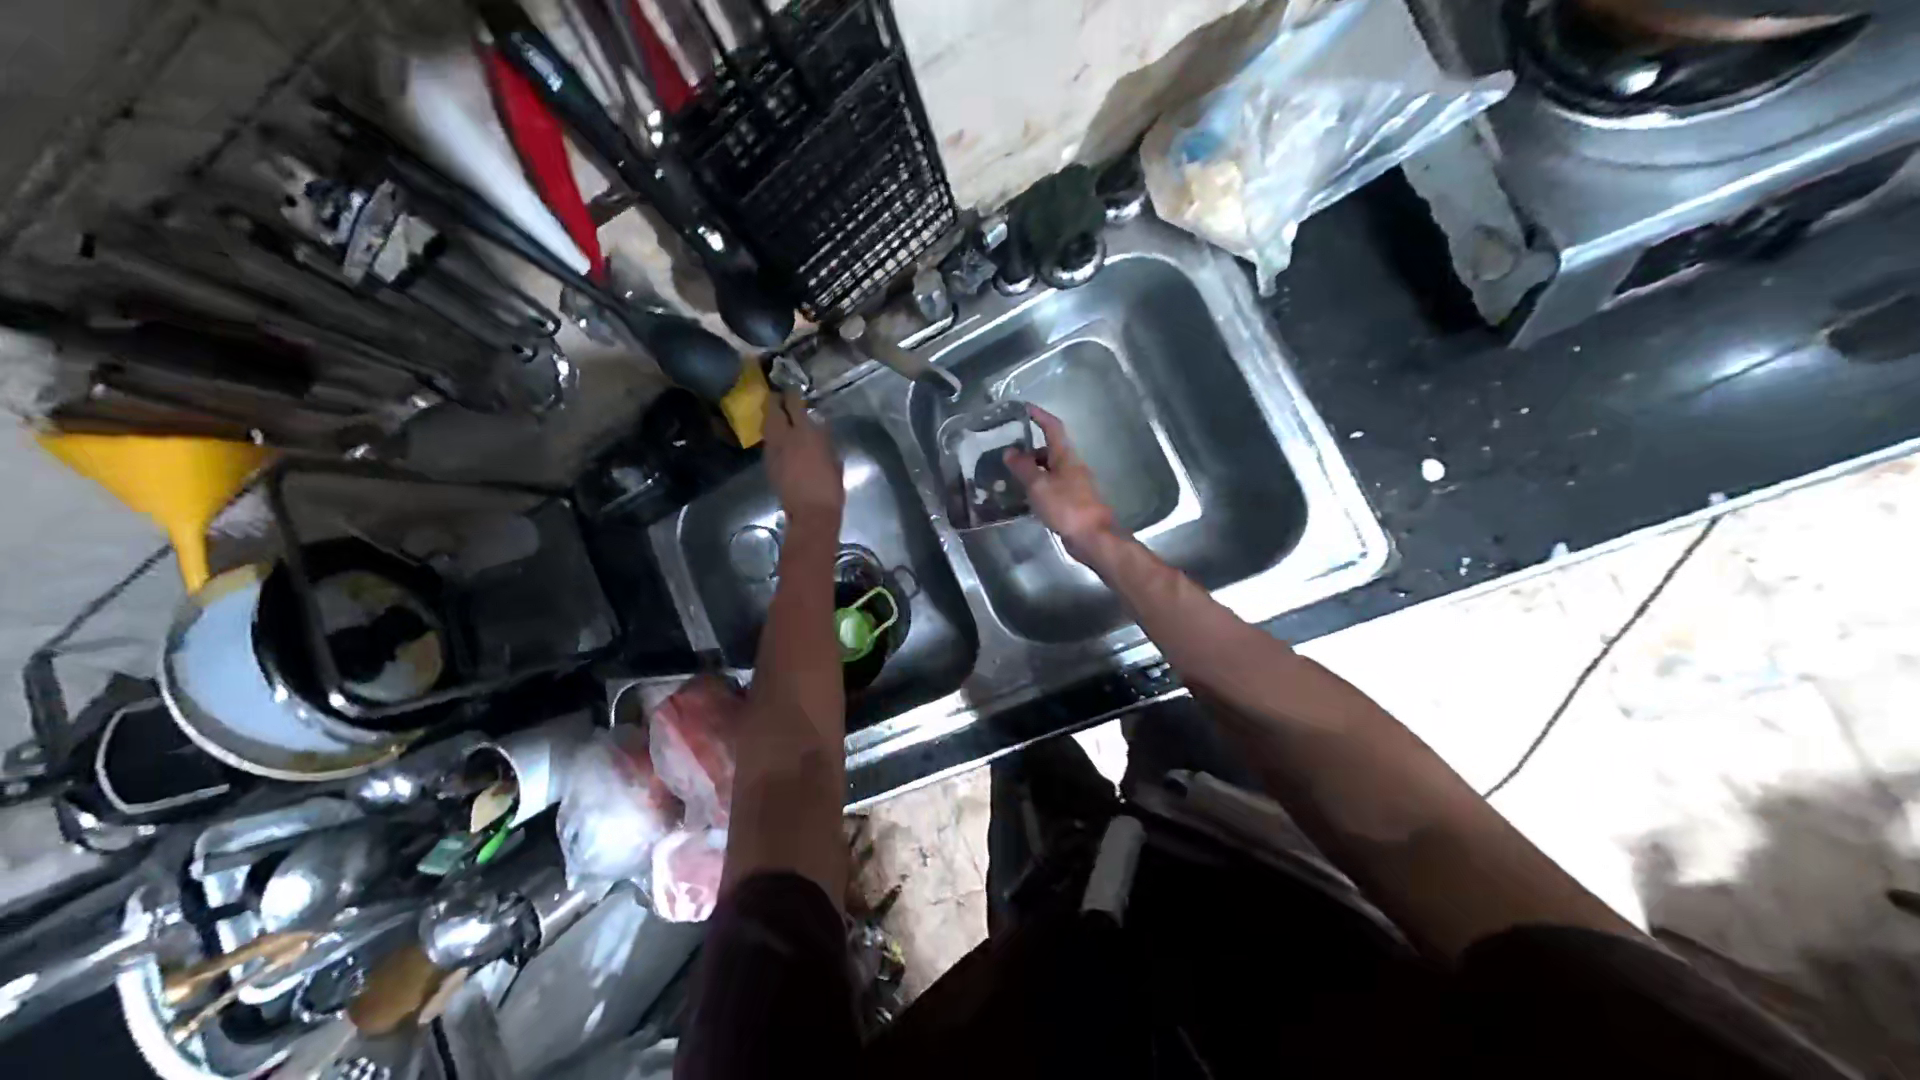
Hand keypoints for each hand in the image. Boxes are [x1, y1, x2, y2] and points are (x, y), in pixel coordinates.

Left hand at [763, 389, 842, 524]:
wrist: (811, 513)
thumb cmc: (830, 487)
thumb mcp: (834, 459)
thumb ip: (824, 440)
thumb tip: (819, 428)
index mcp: (805, 433)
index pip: (793, 404)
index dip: (791, 393)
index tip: (793, 389)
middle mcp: (785, 437)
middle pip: (772, 411)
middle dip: (774, 401)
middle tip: (779, 398)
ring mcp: (773, 450)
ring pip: (767, 426)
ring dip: (771, 418)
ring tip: (777, 416)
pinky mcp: (768, 464)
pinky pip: (768, 442)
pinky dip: (772, 436)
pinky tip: (779, 439)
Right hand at [1004, 406, 1117, 556]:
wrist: (1093, 537)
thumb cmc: (1066, 506)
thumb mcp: (1039, 485)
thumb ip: (1023, 467)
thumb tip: (1010, 451)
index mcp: (1066, 456)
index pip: (1053, 427)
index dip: (1039, 416)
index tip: (1024, 409)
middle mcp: (1072, 466)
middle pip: (1050, 450)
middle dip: (1029, 449)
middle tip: (1007, 453)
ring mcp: (1074, 485)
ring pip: (1050, 470)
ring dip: (1032, 470)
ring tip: (1010, 477)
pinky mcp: (1072, 502)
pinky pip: (1051, 487)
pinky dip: (1037, 487)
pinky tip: (1025, 497)